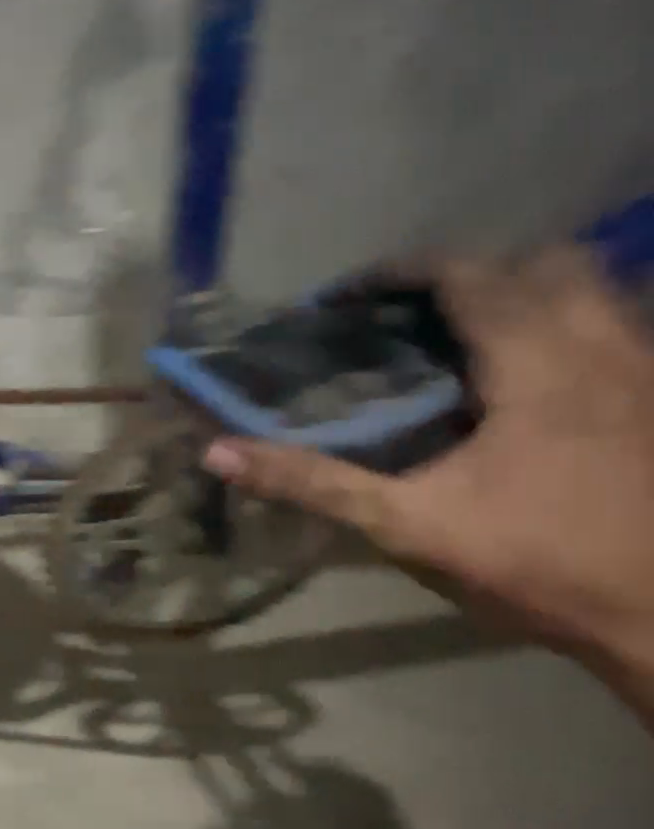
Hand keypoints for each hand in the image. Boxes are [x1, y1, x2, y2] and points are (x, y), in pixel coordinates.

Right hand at [203, 247, 653, 675]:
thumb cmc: (542, 565)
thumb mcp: (408, 526)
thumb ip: (313, 483)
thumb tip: (216, 452)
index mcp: (542, 370)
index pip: (472, 276)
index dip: (402, 272)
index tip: (345, 297)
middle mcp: (610, 351)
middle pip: (549, 263)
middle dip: (475, 273)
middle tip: (411, 315)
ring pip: (603, 290)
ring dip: (533, 295)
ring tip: (469, 337)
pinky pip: (627, 331)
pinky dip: (575, 329)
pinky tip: (536, 376)